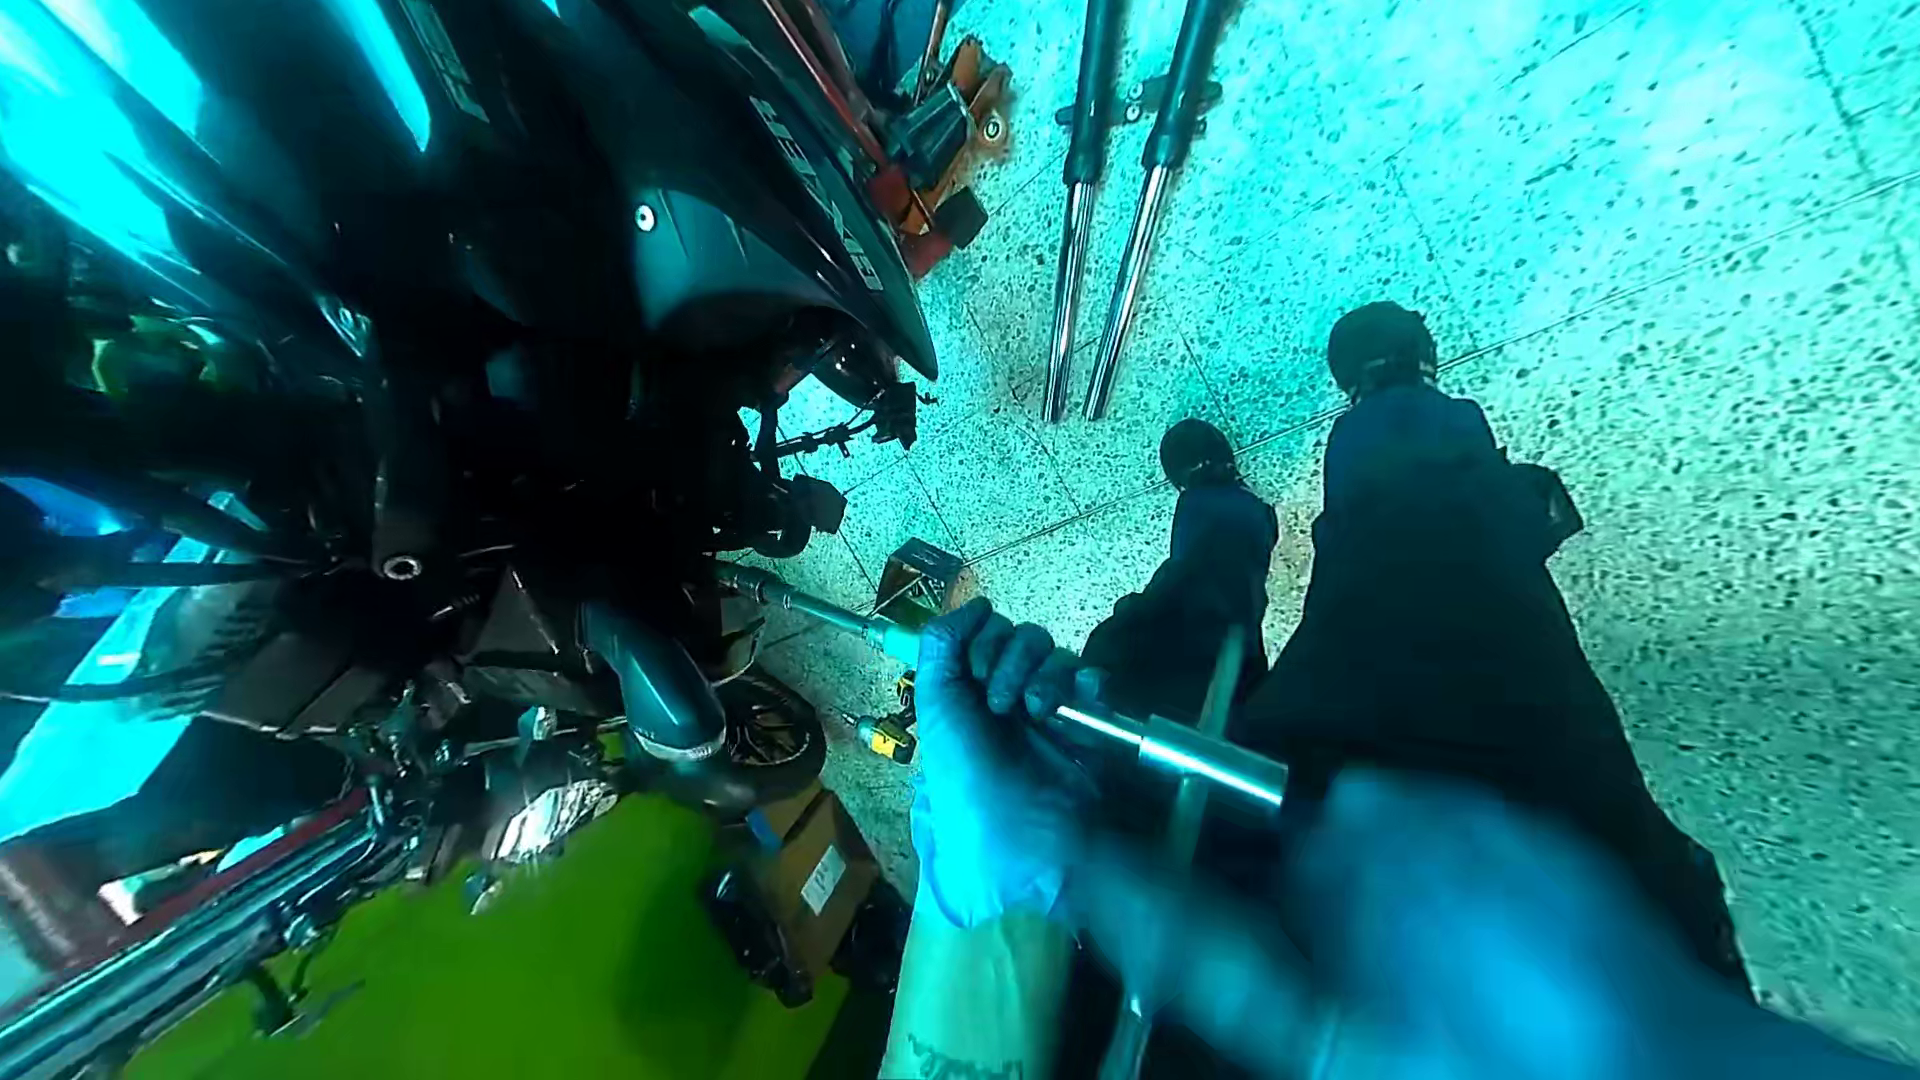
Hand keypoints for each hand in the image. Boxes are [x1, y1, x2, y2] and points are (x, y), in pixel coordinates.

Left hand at [910, 598, 1088, 927]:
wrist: (1026, 837)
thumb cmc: (969, 772)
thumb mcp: (937, 708)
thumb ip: (941, 645)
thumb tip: (978, 605)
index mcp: (969, 688)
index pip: (984, 630)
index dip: (980, 639)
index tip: (974, 671)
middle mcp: (1007, 689)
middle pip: (1019, 636)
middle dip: (1007, 661)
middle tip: (999, 704)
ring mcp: (1048, 704)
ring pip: (1052, 652)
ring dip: (1041, 677)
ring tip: (1035, 713)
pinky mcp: (1085, 719)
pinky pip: (1091, 678)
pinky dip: (1086, 683)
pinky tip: (1078, 703)